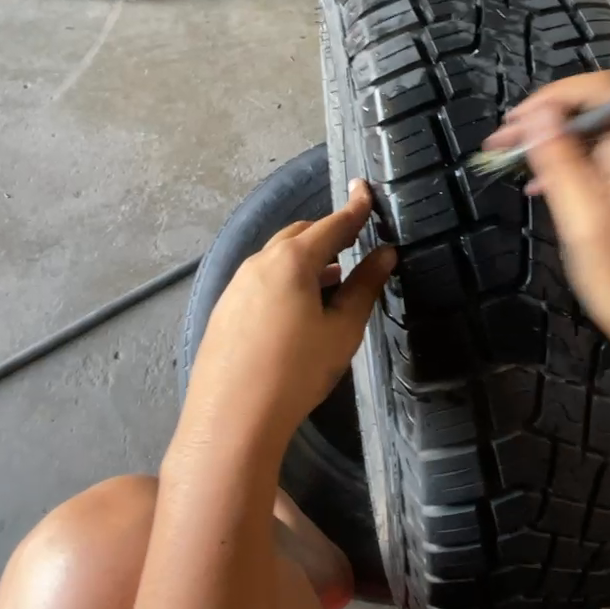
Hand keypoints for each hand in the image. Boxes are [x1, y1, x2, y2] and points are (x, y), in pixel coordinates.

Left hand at [185, 179, 396, 450]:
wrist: (231, 419)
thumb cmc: (296, 371)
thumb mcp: (342, 330)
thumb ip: (365, 287)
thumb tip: (385, 255)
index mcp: (293, 260)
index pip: (332, 224)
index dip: (355, 208)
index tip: (366, 189)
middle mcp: (260, 262)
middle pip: (300, 235)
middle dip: (329, 233)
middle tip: (355, 241)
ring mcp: (236, 285)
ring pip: (278, 257)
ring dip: (307, 259)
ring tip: (333, 279)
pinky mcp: (224, 309)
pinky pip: (261, 280)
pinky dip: (286, 279)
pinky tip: (298, 308)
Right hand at [484, 72, 609, 354]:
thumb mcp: (587, 227)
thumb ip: (562, 165)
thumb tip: (538, 114)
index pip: (602, 91)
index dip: (554, 96)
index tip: (515, 121)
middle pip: (596, 108)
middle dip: (546, 116)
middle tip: (502, 140)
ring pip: (593, 134)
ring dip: (551, 139)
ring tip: (509, 156)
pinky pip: (599, 160)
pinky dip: (566, 163)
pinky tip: (540, 184)